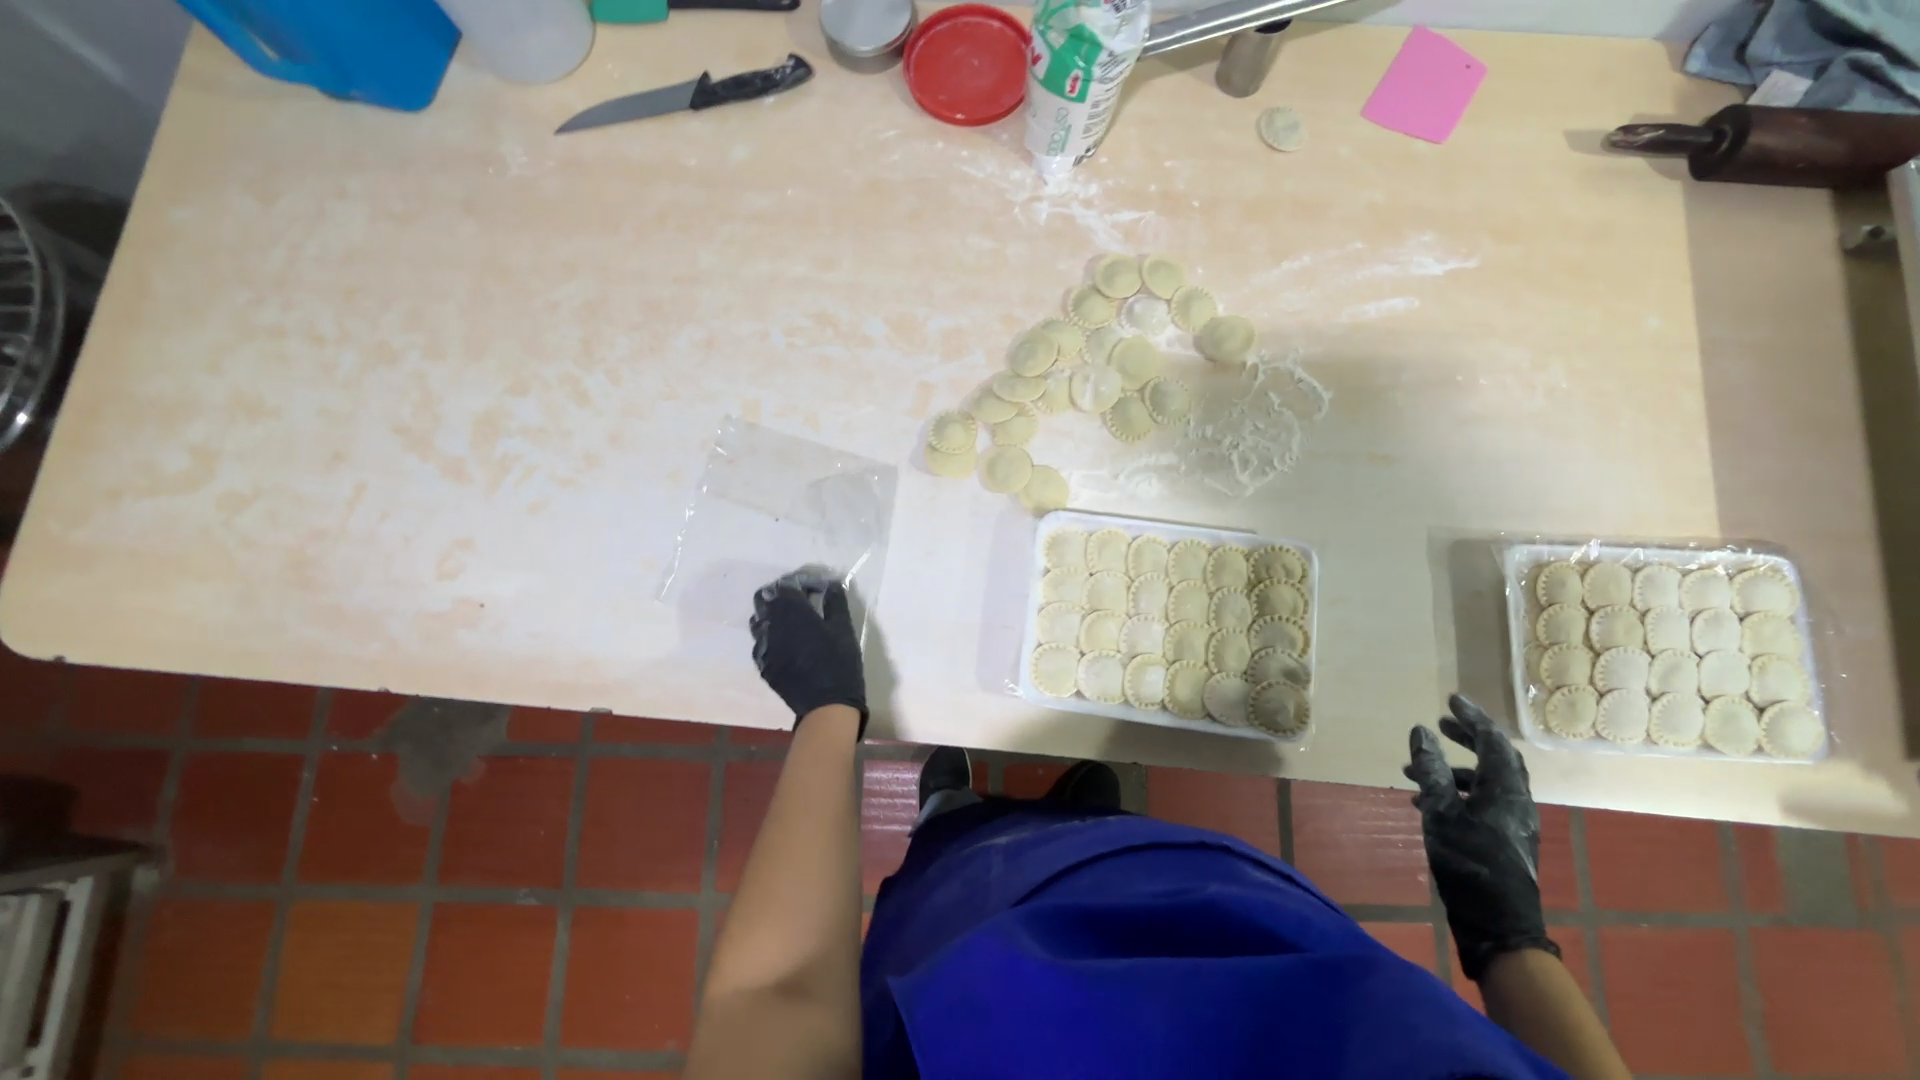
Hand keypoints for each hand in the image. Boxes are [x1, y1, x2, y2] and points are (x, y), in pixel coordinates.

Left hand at [749, 571, 866, 735]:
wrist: (825, 704)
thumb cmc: (839, 662)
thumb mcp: (843, 628)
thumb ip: (835, 602)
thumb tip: (831, 585)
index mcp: (791, 611)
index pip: (787, 584)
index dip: (802, 581)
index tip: (819, 587)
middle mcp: (771, 624)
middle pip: (764, 598)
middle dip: (781, 594)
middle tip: (802, 600)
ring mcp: (763, 646)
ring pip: (759, 621)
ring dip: (773, 615)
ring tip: (793, 622)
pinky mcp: (763, 664)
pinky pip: (761, 643)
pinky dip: (772, 637)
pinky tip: (788, 644)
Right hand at [1404, 694, 1558, 981]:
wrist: (1498, 924)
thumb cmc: (1469, 863)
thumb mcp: (1440, 813)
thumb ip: (1430, 771)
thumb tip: (1421, 731)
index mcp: (1506, 789)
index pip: (1493, 741)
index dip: (1472, 718)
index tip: (1450, 699)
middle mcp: (1516, 801)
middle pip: (1495, 758)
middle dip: (1467, 738)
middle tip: (1441, 724)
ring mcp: (1512, 822)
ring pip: (1485, 782)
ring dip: (1453, 769)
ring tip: (1417, 768)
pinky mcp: (1503, 839)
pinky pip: (1480, 802)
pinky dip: (1455, 793)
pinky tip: (1424, 803)